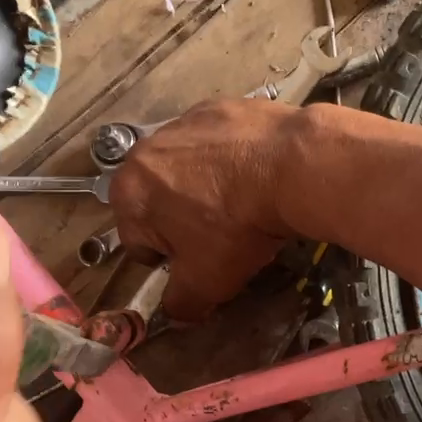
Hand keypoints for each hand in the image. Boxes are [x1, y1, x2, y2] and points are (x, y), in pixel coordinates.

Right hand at [108, 98, 299, 318]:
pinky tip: (263, 173)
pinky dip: (237, 158)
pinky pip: (223, 143)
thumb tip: (176, 315)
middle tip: (227, 235)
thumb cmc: (237, 228)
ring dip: (210, 187)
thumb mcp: (207, 281)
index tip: (203, 264)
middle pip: (161, 200)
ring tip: (249, 203)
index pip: (138, 243)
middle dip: (187, 220)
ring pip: (191, 168)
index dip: (171, 262)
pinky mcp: (223, 105)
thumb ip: (182, 303)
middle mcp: (146, 149)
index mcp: (130, 193)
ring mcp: (185, 121)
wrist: (292, 167)